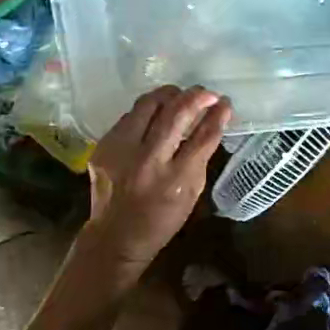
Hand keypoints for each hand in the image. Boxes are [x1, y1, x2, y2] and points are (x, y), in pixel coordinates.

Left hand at [78, 85, 232, 280]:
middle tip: (206, 93)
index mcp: (176, 179)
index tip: (225, 103)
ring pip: (147, 105)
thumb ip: (200, 158)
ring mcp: (121, 151)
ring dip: (169, 95)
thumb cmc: (161, 219)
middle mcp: (147, 161)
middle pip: (175, 114)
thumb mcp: (190, 193)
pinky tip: (156, 113)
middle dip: (195, 97)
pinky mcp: (104, 146)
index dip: (217, 115)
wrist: (115, 236)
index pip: (203, 136)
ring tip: (181, 95)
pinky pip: (129, 116)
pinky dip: (146, 111)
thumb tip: (210, 123)